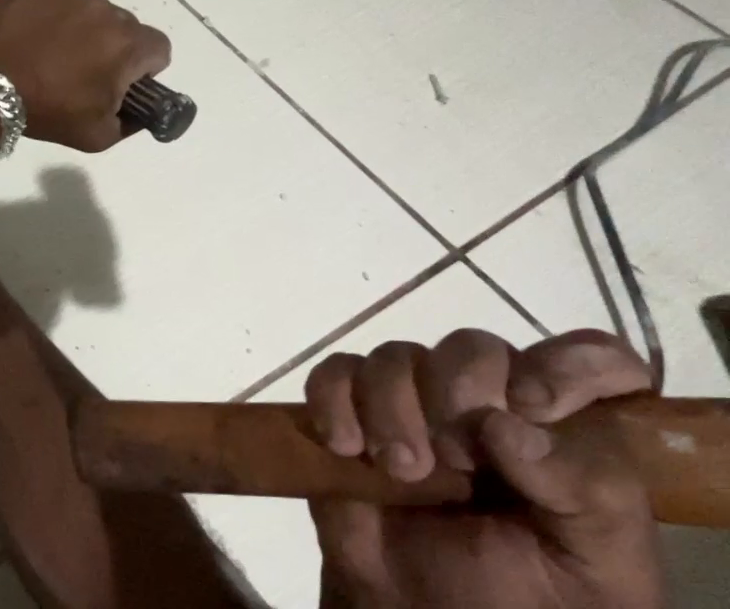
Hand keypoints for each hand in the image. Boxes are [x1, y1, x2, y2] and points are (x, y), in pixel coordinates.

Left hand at [0, 0, 170, 151]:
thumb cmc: (43, 112)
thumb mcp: (97, 136)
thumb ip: (129, 122)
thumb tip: (136, 112)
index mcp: (128, 44)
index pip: (158, 49)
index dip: (142, 69)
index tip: (117, 83)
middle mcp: (105, 10)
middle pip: (122, 26)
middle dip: (108, 46)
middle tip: (75, 71)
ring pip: (87, 10)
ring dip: (76, 28)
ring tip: (43, 54)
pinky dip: (45, 13)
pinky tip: (25, 35)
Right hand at [305, 329, 662, 608]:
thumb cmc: (533, 597)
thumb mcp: (600, 563)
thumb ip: (585, 492)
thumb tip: (505, 424)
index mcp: (567, 432)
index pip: (591, 360)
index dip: (565, 364)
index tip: (530, 405)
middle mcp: (490, 404)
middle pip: (473, 347)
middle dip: (457, 390)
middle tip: (454, 455)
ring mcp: (412, 404)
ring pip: (396, 357)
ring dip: (391, 407)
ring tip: (399, 469)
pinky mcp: (348, 411)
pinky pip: (333, 374)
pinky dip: (331, 400)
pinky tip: (343, 446)